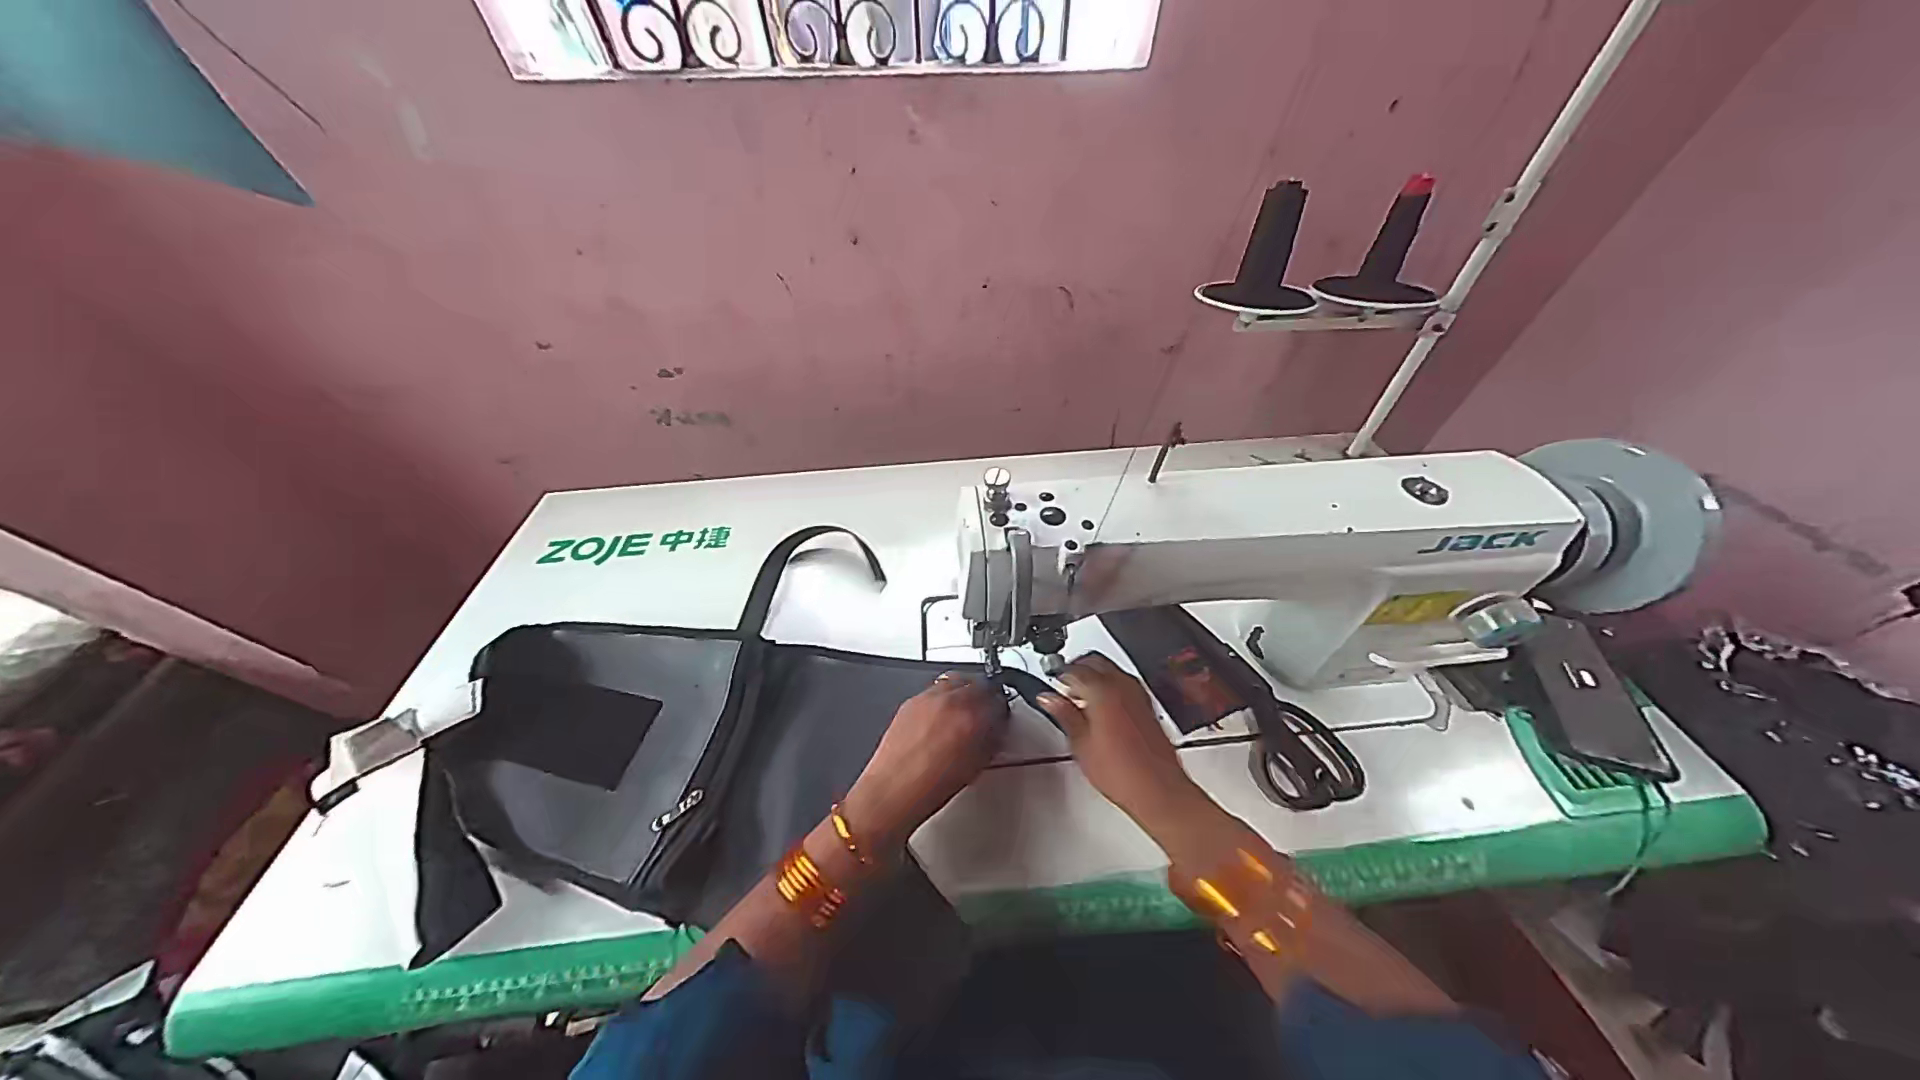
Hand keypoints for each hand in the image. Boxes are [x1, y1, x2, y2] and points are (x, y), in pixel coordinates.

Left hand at [843, 673, 1008, 851]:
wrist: (894, 790)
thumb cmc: (929, 786)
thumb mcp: (975, 766)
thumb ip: (989, 740)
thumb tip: (992, 731)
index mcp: (971, 718)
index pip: (996, 700)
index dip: (1000, 709)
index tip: (999, 715)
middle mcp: (950, 702)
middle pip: (977, 684)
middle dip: (984, 695)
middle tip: (985, 708)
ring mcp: (929, 699)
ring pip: (955, 680)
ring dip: (964, 690)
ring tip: (964, 707)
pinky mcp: (911, 701)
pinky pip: (934, 689)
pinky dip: (942, 696)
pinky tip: (942, 714)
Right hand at [1038, 653, 1202, 825]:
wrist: (1157, 790)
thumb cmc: (1124, 773)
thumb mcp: (1080, 744)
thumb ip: (1063, 714)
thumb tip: (1049, 699)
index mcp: (1103, 690)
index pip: (1074, 668)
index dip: (1058, 675)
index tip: (1051, 685)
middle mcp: (1123, 686)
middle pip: (1095, 661)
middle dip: (1076, 669)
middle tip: (1063, 686)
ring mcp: (1139, 695)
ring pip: (1111, 670)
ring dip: (1094, 677)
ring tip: (1079, 698)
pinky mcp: (1148, 706)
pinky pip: (1124, 684)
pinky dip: (1110, 687)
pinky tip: (1101, 708)